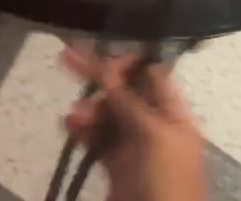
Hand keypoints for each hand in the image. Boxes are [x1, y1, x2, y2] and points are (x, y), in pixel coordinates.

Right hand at [60, 47, 206, 200]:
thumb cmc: (166, 181)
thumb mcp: (152, 136)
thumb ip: (128, 100)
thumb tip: (108, 66)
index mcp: (173, 115)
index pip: (150, 74)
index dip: (126, 63)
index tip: (101, 60)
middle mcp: (154, 126)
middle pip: (123, 91)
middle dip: (97, 79)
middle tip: (67, 57)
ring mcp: (134, 147)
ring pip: (106, 113)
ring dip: (88, 108)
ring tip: (75, 118)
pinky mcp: (116, 165)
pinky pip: (96, 138)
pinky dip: (82, 130)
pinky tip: (69, 127)